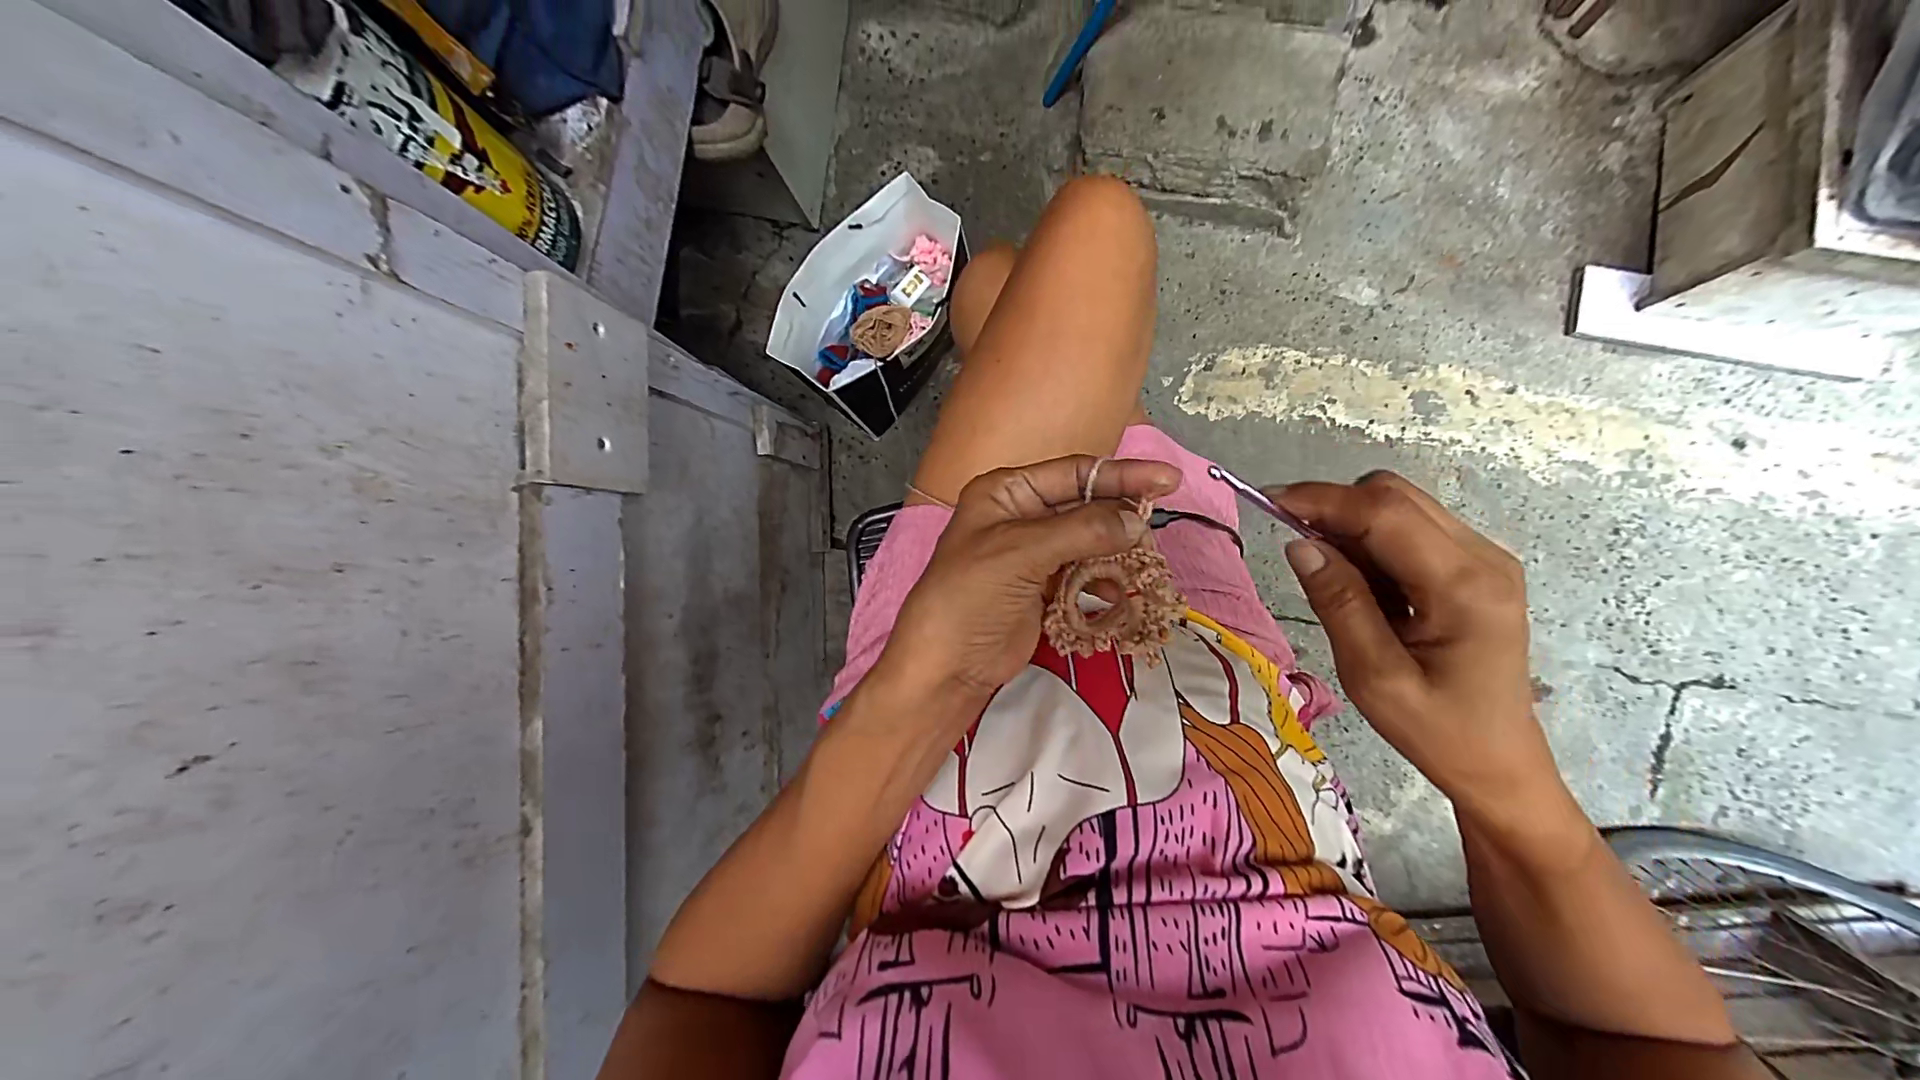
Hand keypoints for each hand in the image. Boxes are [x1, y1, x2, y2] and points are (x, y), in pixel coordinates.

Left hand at [880, 455, 1182, 707]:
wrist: (946, 667)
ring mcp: (1034, 554)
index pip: (1074, 473)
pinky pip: (1085, 575)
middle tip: (1156, 534)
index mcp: (1007, 492)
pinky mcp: (1044, 588)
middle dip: (1122, 519)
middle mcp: (1021, 516)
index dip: (1122, 474)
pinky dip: (1104, 582)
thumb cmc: (969, 597)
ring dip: (1117, 555)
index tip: (1168, 480)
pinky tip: (1120, 593)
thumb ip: (1082, 531)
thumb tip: (1136, 521)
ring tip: (1144, 567)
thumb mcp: (1021, 553)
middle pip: (1086, 506)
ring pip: (1091, 543)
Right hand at [1272, 472, 1570, 831]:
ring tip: (1325, 571)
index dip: (1322, 500)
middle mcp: (1482, 558)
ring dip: (1350, 524)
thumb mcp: (1373, 676)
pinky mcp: (1473, 567)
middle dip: (1334, 507)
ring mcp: (1483, 559)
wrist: (1498, 763)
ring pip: (1400, 506)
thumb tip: (1300, 544)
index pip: (1384, 514)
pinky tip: (1357, 581)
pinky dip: (1369, 540)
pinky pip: (1408, 529)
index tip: (1269, 503)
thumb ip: (1338, 603)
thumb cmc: (1436, 730)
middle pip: (1394, 496)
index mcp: (1464, 586)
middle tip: (1294, 544)